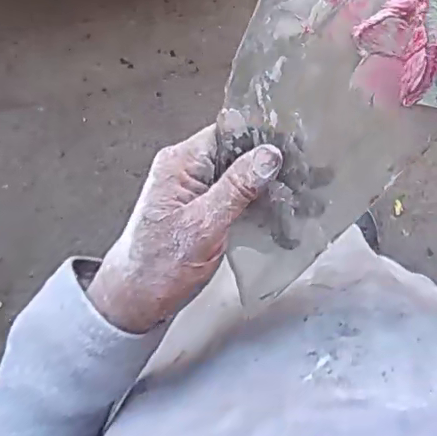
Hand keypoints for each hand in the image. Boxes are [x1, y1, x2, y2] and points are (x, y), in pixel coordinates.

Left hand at [86, 113, 281, 332]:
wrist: (133, 304)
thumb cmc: (156, 267)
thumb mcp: (203, 226)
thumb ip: (236, 188)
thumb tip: (268, 155)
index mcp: (180, 161)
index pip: (228, 131)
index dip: (260, 135)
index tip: (292, 144)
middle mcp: (187, 168)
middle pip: (236, 151)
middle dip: (268, 162)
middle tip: (303, 171)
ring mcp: (195, 188)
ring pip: (239, 174)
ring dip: (265, 184)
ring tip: (297, 191)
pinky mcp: (203, 208)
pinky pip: (235, 194)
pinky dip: (256, 202)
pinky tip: (278, 210)